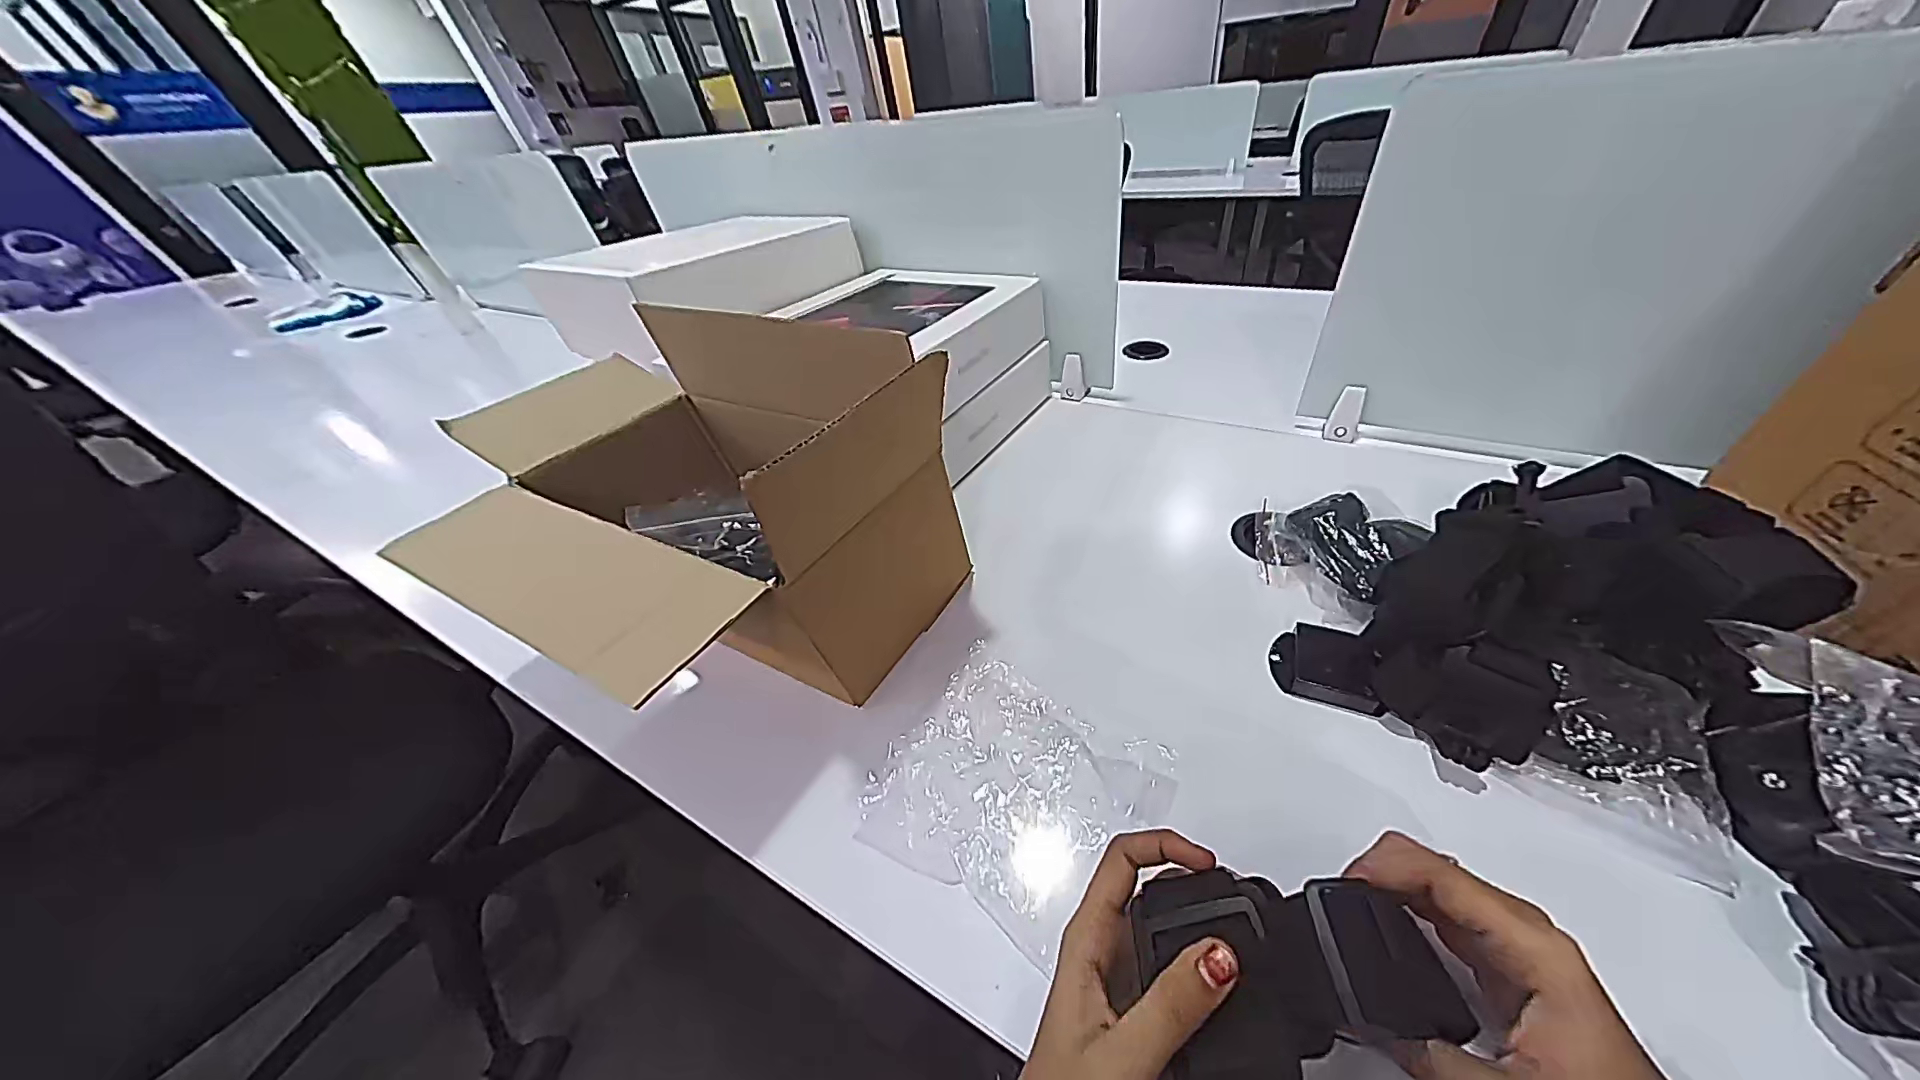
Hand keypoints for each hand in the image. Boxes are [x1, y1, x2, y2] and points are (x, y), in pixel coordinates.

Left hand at [1021, 830, 1241, 1079]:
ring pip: (1156, 917)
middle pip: (1140, 878)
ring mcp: (1117, 973)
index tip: (1206, 860)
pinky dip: (1194, 954)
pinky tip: (1217, 970)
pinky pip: (1167, 959)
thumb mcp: (1123, 1052)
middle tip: (1225, 884)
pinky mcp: (1132, 1002)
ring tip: (1228, 919)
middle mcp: (1099, 946)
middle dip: (1183, 871)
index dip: (1163, 844)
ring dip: (1191, 913)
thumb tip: (1217, 954)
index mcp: (1086, 939)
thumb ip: (1171, 1005)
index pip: (1120, 858)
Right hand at [1345, 832, 1666, 1079]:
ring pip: (1441, 886)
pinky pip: (1446, 912)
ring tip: (1353, 897)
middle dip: (1383, 866)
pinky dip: (1408, 903)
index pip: (1447, 875)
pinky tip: (1385, 915)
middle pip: (1441, 868)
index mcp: (1536, 948)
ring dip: (1393, 883)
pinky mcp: (1508, 968)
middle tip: (1342, 887)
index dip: (1388, 866)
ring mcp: (1521, 950)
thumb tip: (1378, 1024)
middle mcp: (1531, 938)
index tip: (1348, 880)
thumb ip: (1433, 1054)